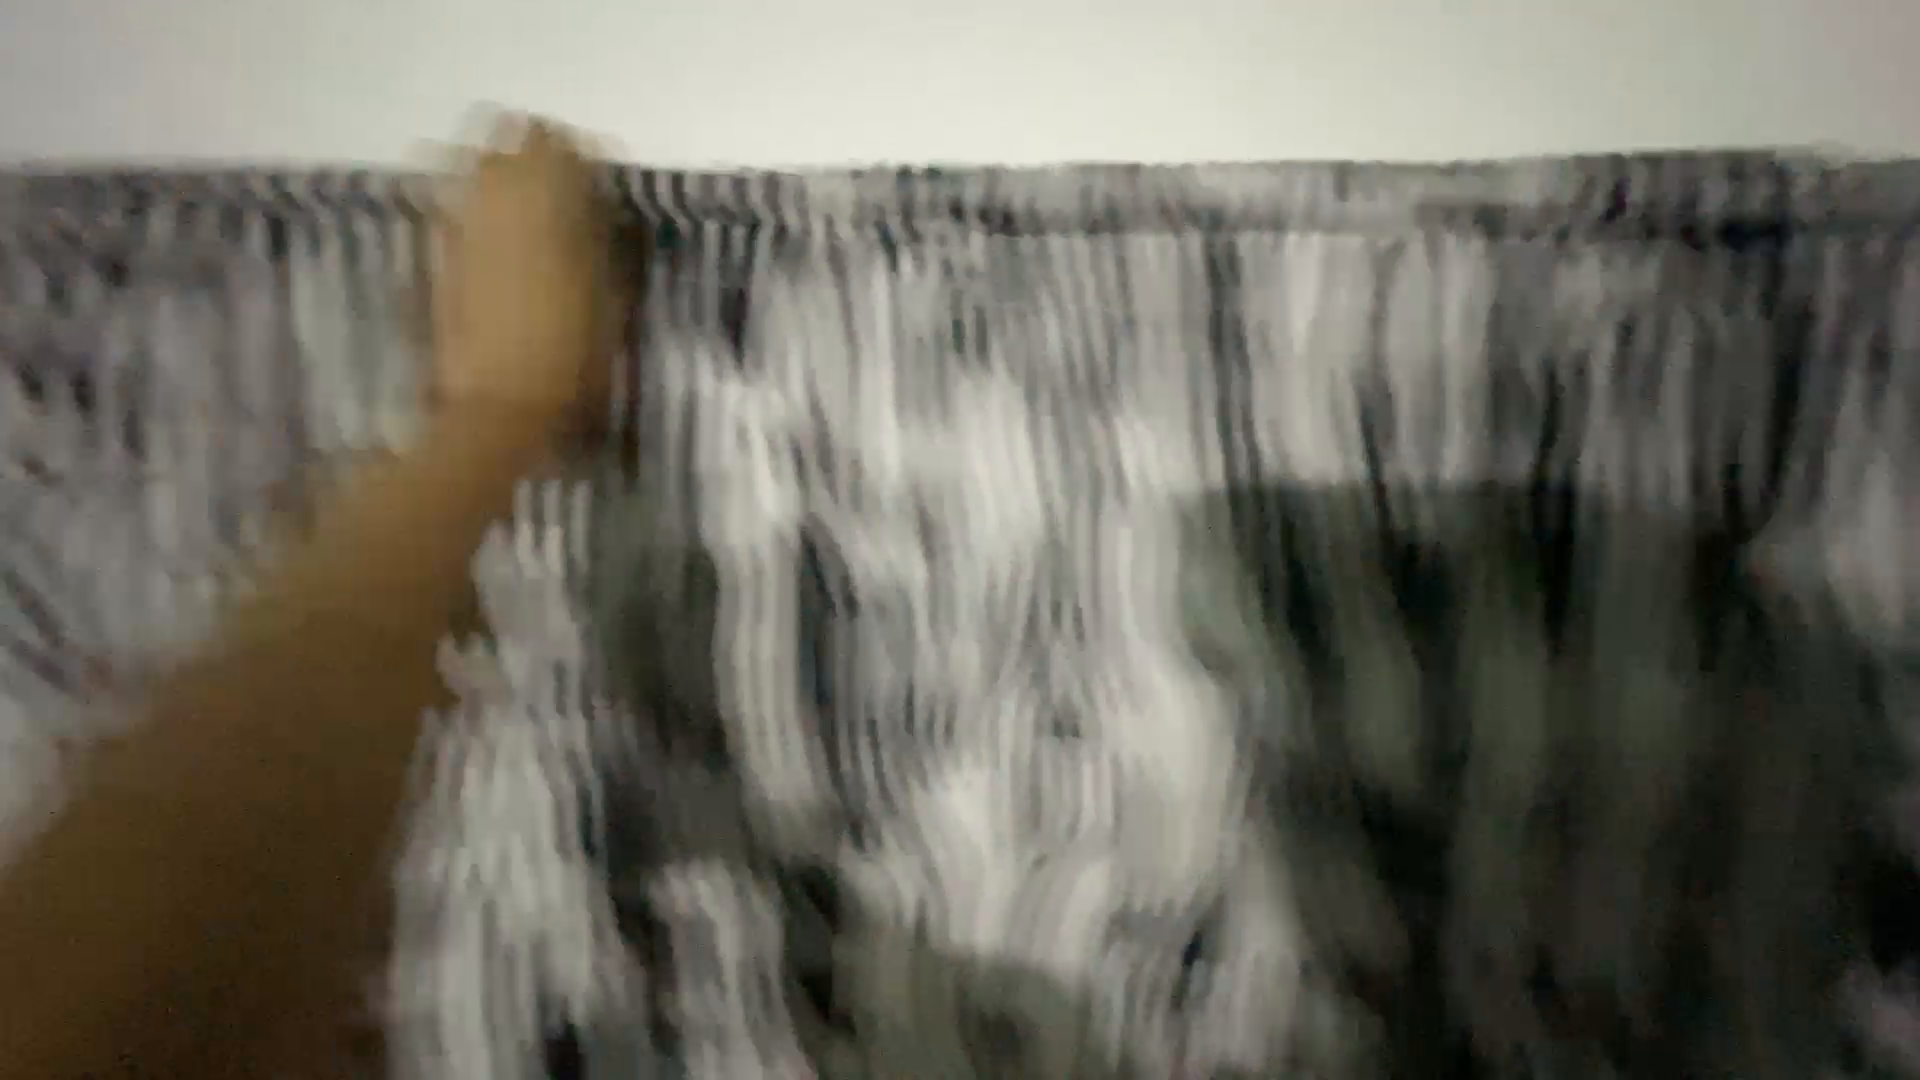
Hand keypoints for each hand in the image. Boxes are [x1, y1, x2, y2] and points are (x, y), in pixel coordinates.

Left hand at [433, 113, 612, 429]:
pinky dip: (480, 198)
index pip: (563, 145)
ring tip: (533, 206)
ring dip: (507, 170)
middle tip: (569, 188)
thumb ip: (605, 242)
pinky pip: (456, 195)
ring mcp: (460, 220)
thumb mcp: (612, 304)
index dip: (586, 157)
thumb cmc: (572, 363)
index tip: (604, 185)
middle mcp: (496, 201)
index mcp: (547, 211)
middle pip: (511, 135)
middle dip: (542, 154)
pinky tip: (501, 231)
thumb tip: (600, 204)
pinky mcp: (439, 246)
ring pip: (476, 158)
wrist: (499, 407)